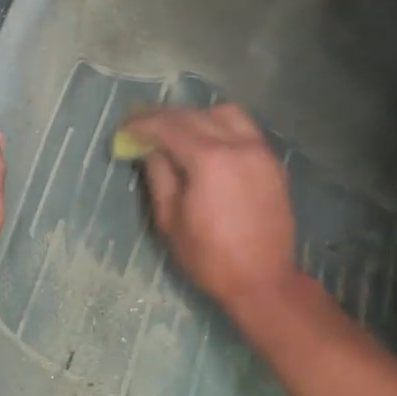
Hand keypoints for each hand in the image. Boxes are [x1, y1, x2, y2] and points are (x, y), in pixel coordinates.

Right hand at [123, 104, 302, 314]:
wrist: (264, 281)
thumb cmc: (210, 258)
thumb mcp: (171, 220)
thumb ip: (159, 176)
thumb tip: (149, 148)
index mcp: (210, 160)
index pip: (169, 126)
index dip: (142, 125)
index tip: (123, 130)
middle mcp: (238, 145)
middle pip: (195, 115)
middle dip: (164, 118)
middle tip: (141, 127)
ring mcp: (260, 151)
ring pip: (224, 114)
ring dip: (196, 117)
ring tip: (176, 133)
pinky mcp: (272, 162)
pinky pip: (244, 129)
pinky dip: (220, 127)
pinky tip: (206, 145)